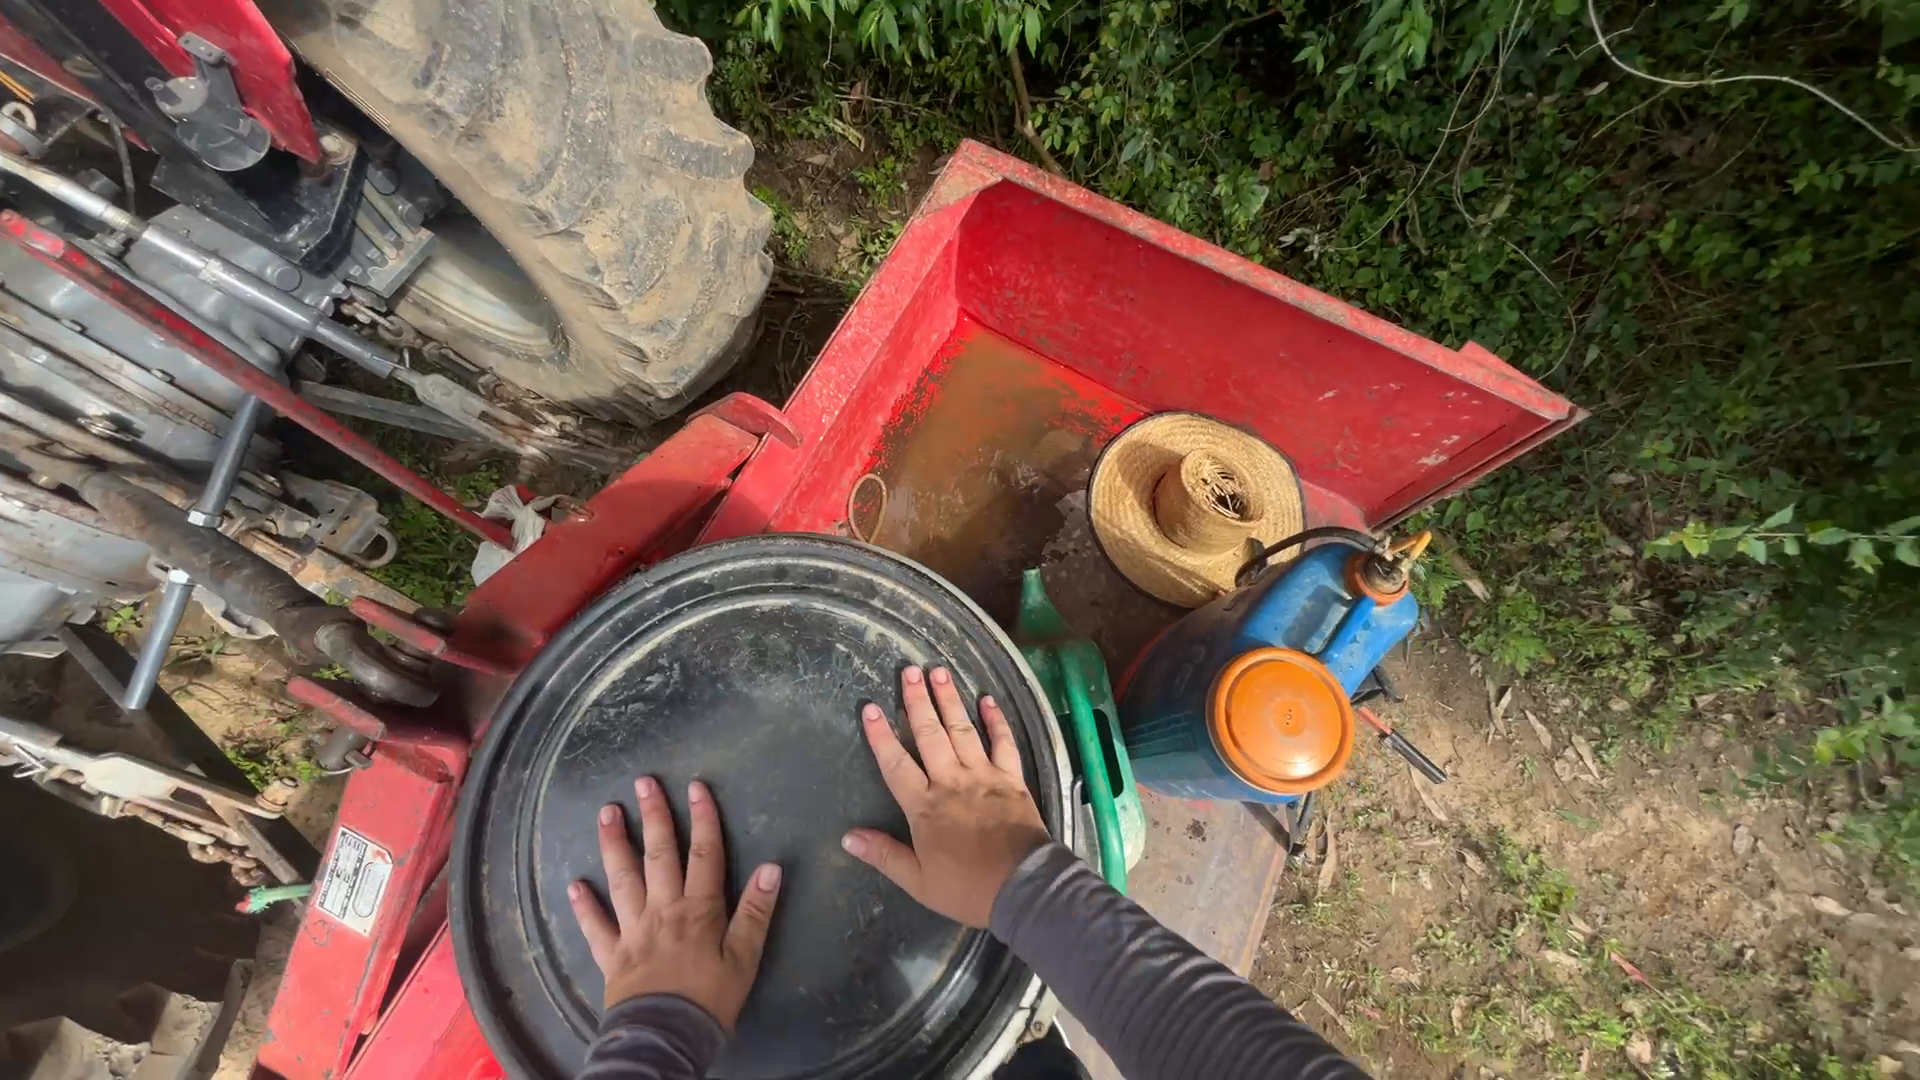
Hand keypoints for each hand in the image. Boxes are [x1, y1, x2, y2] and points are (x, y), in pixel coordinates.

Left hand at [568, 776, 782, 1028]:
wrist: (662, 1043)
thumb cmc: (709, 1000)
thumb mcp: (745, 959)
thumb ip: (756, 912)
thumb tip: (771, 867)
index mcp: (699, 908)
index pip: (704, 853)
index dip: (703, 818)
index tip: (695, 786)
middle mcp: (663, 909)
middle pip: (659, 854)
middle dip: (654, 815)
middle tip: (643, 782)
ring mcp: (633, 930)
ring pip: (623, 878)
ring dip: (615, 844)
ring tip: (606, 813)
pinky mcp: (611, 955)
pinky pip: (596, 926)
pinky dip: (585, 905)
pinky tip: (575, 884)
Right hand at [842, 664, 1049, 927]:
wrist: (1022, 887)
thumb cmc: (968, 887)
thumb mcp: (918, 881)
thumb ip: (884, 855)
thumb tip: (847, 836)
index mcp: (925, 806)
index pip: (896, 764)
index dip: (881, 736)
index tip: (869, 708)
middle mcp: (951, 781)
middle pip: (929, 734)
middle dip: (917, 701)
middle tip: (909, 671)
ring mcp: (983, 775)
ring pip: (962, 730)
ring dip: (949, 700)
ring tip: (939, 672)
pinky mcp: (1011, 777)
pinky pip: (1003, 742)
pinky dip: (996, 720)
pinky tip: (987, 699)